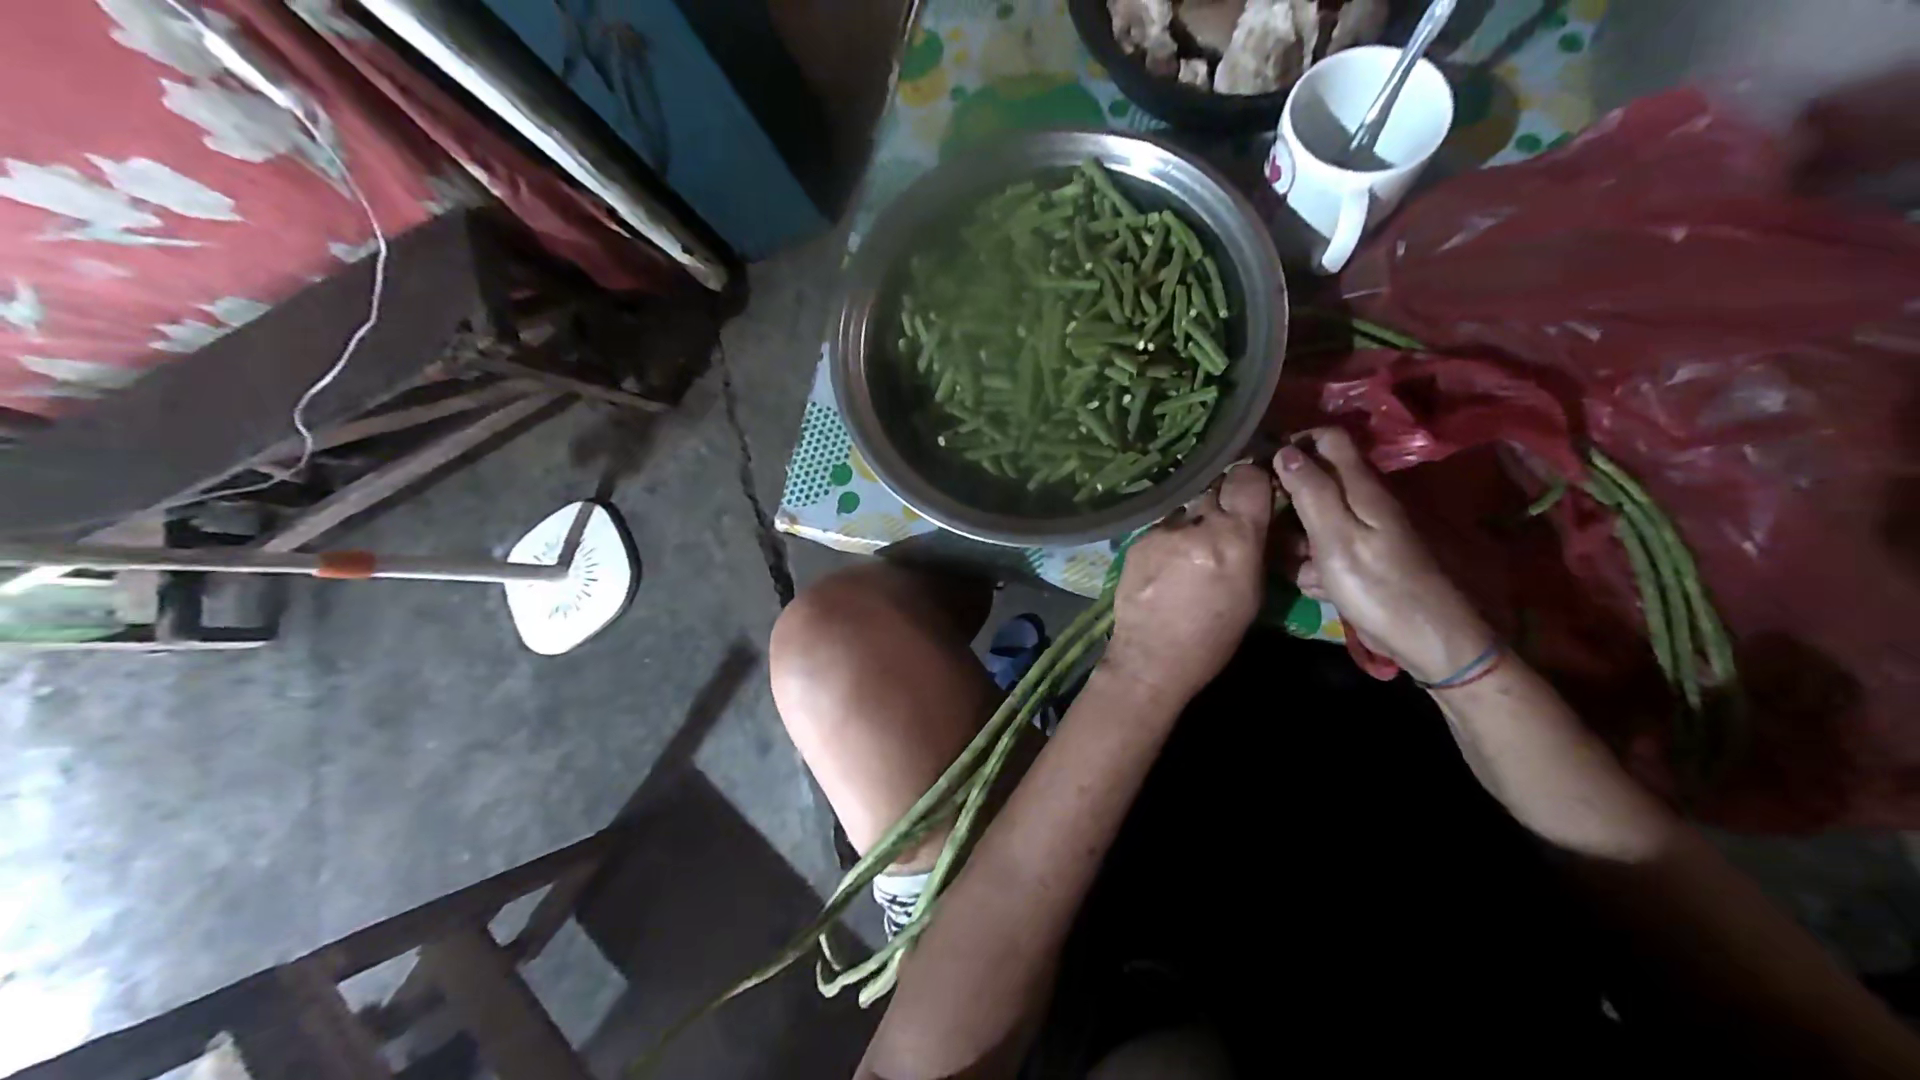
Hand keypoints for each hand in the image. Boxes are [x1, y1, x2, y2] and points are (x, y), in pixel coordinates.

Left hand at [1102, 462, 1276, 704]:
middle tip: (1225, 520)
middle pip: (1216, 488)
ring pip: (1187, 507)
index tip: (1255, 488)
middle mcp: (1197, 525)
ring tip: (1193, 547)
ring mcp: (1162, 530)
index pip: (1248, 479)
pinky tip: (1168, 561)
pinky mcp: (1137, 539)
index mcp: (1235, 539)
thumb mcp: (1251, 593)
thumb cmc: (1213, 637)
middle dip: (1224, 499)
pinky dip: (1170, 536)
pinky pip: (1163, 526)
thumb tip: (1254, 519)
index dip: (1253, 479)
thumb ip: (1253, 547)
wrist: (1151, 656)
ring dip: (1195, 519)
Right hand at [1273, 428, 1493, 683]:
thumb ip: (1310, 492)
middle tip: (1265, 522)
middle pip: (1317, 481)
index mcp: (1361, 488)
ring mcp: (1366, 532)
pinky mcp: (1363, 560)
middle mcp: (1365, 502)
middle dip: (1288, 498)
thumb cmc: (1377, 587)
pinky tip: (1316, 586)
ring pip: (1316, 520)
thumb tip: (1285, 450)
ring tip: (1290, 564)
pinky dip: (1315, 564)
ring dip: (1297, 539)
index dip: (1294, 442)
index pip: (1328, 439)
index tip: (1261, 463)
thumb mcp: (1336, 536)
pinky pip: (1327, 550)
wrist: (1428, 640)